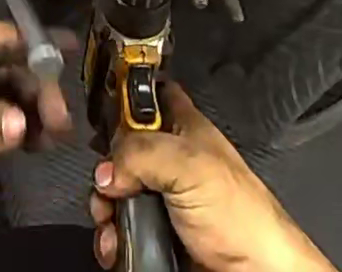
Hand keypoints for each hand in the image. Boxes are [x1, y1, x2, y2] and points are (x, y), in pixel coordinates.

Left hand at [0, 20, 74, 225]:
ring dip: (32, 110)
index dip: (33, 41)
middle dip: (37, 87)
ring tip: (54, 136)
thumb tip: (22, 121)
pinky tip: (36, 143)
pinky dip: (19, 127)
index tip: (68, 52)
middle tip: (60, 119)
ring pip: (8, 90)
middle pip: (7, 64)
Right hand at [88, 83, 334, 270]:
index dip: (130, 99)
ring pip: (118, 192)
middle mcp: (170, 160)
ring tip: (109, 222)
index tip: (105, 114)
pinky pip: (120, 230)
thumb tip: (105, 169)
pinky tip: (114, 245)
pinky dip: (110, 238)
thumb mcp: (189, 165)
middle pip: (125, 150)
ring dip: (105, 207)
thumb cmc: (236, 211)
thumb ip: (142, 153)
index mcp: (184, 129)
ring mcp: (162, 199)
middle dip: (107, 167)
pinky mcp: (155, 235)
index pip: (154, 96)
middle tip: (107, 185)